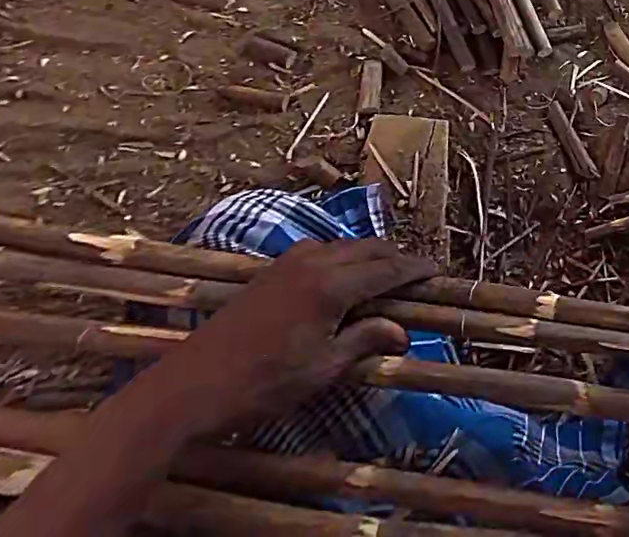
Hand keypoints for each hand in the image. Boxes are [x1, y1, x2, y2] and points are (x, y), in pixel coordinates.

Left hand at [164, 239, 436, 431]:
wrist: (193, 383)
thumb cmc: (263, 383)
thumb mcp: (322, 370)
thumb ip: (364, 341)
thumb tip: (402, 330)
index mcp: (330, 285)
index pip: (385, 269)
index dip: (413, 269)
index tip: (435, 269)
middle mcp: (314, 261)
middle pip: (366, 248)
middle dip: (394, 256)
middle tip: (416, 271)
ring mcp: (289, 261)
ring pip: (343, 245)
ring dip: (368, 254)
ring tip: (385, 272)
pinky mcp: (272, 269)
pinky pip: (320, 250)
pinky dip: (343, 257)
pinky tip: (344, 274)